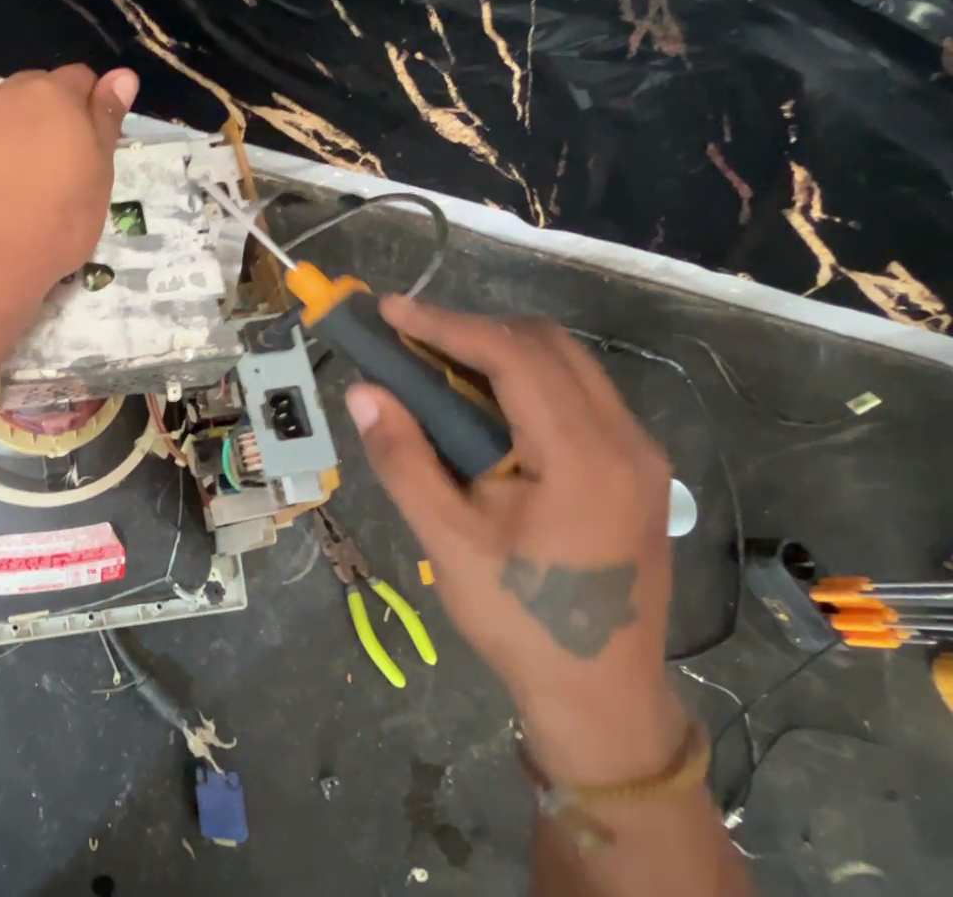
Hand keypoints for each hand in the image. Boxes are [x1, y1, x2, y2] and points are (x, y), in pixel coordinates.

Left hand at [0, 65, 137, 300]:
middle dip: (40, 115)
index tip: (83, 145)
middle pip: (30, 89)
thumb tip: (122, 75)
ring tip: (2, 172)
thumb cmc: (54, 227)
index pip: (79, 80)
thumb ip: (105, 122)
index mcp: (54, 97)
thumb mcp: (97, 179)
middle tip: (43, 166)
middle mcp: (5, 93)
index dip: (85, 109)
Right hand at [345, 296, 687, 783]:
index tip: (387, 311)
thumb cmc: (518, 617)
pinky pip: (578, 397)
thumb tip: (363, 392)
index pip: (515, 357)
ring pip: (569, 367)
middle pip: (549, 347)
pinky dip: (522, 381)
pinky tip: (478, 404)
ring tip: (431, 361)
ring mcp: (639, 454)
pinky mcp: (634, 470)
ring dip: (498, 351)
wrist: (600, 692)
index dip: (446, 324)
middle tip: (404, 336)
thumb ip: (404, 458)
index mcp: (584, 456)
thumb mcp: (447, 539)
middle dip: (472, 328)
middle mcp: (626, 440)